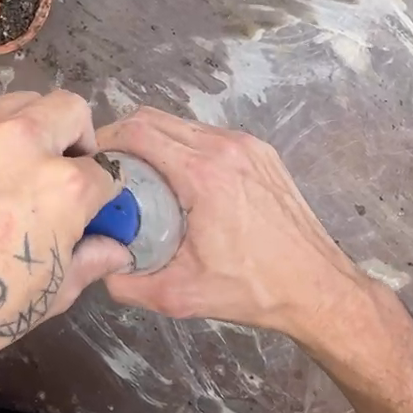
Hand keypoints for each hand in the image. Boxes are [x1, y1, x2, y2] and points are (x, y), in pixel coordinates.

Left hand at [0, 90, 130, 369]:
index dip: (102, 195)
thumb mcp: (53, 293)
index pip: (105, 173)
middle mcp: (25, 141)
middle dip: (79, 140)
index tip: (91, 209)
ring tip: (26, 167)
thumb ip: (91, 258)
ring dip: (39, 126)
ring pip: (28, 101)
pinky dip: (1, 131)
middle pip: (72, 110)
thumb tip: (115, 246)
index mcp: (63, 185)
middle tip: (65, 174)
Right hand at [96, 108, 369, 352]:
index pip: (136, 132)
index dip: (105, 139)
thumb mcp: (181, 295)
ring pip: (178, 122)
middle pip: (152, 117)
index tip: (90, 160)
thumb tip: (96, 267)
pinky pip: (204, 133)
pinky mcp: (260, 150)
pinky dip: (181, 144)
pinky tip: (177, 176)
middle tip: (108, 165)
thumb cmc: (253, 291)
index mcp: (202, 174)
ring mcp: (245, 144)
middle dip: (122, 135)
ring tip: (139, 172)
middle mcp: (223, 147)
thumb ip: (129, 282)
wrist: (322, 292)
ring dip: (151, 138)